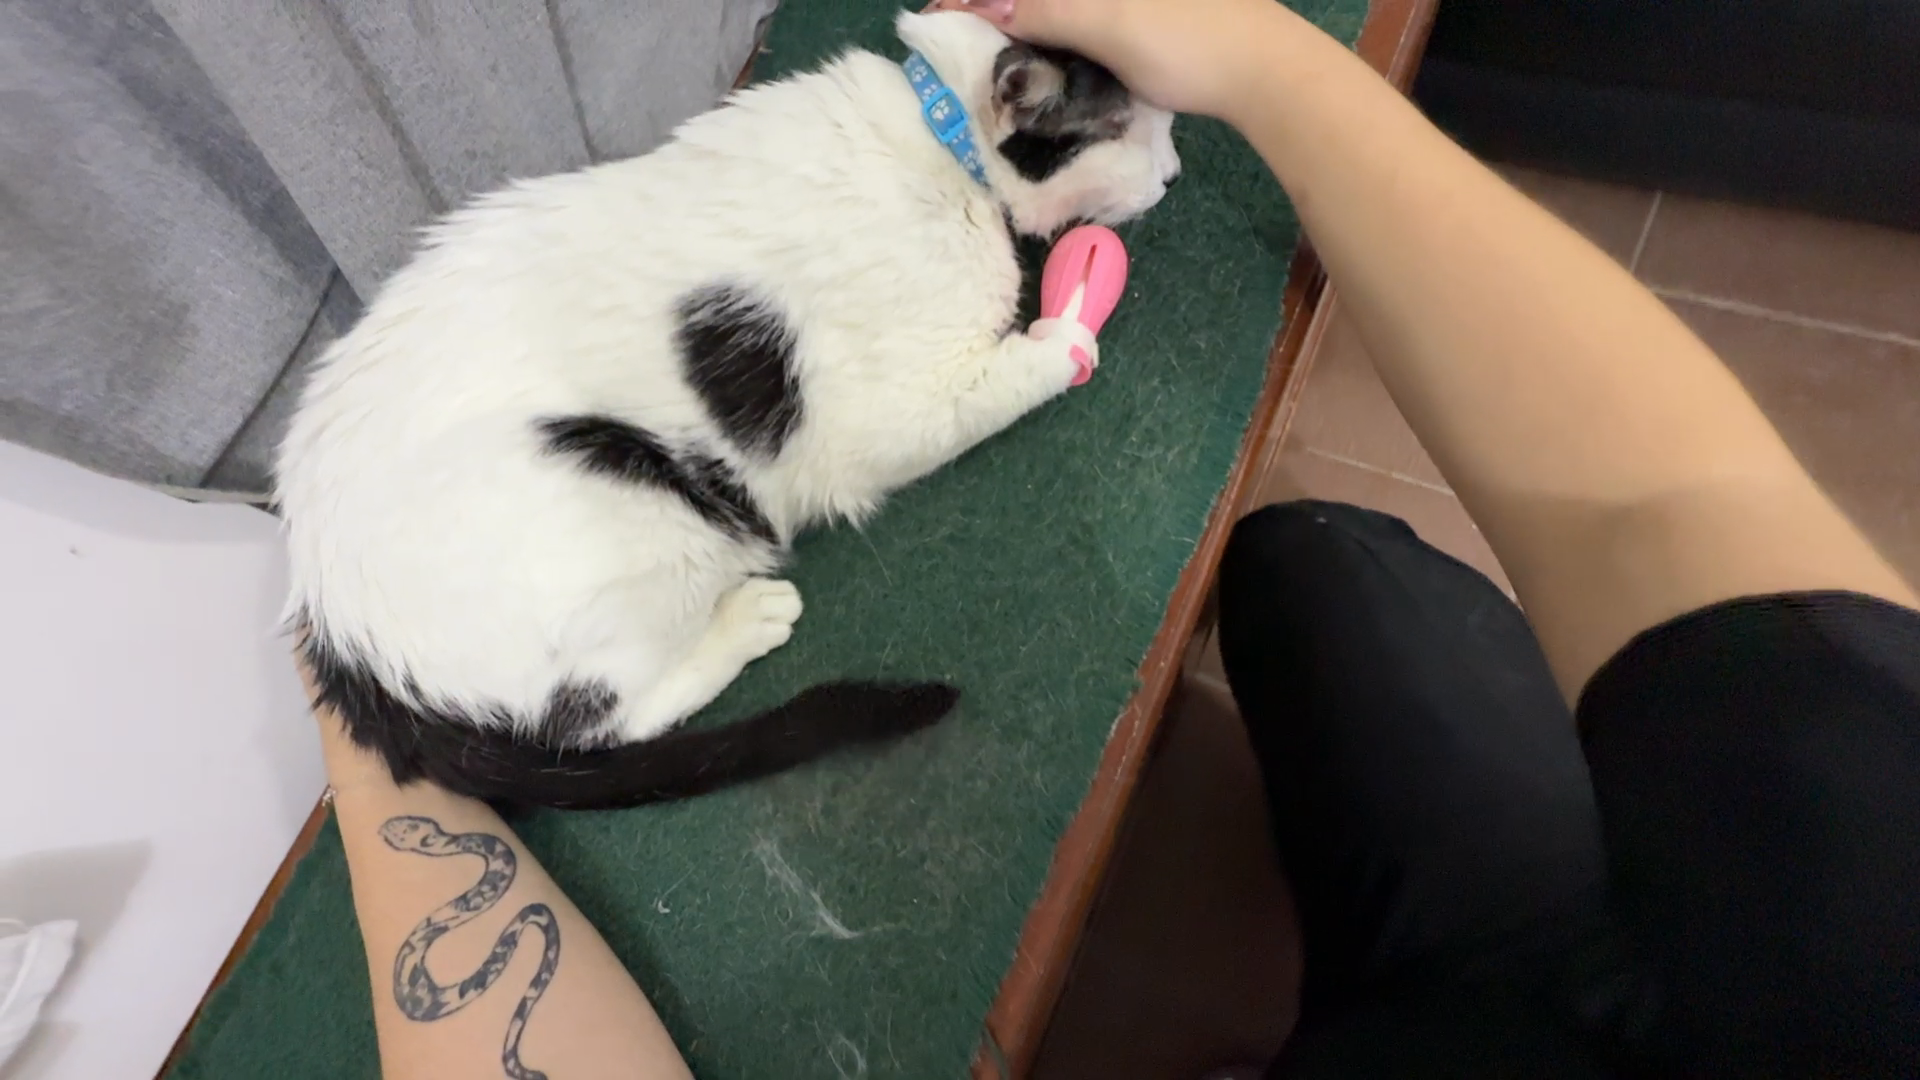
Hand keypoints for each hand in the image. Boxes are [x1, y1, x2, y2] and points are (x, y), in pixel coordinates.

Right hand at [934, 0, 1284, 117]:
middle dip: (991, 5)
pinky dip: (1048, 25)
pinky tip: (1030, 42)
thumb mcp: (1108, 24)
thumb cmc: (1186, 41)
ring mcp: (1118, 1)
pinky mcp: (1132, 14)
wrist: (1257, 67)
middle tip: (950, 23)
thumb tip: (986, 8)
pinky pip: (1074, 15)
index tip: (935, 11)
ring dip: (1019, 16)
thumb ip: (1047, 11)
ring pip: (1056, 5)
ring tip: (981, 35)